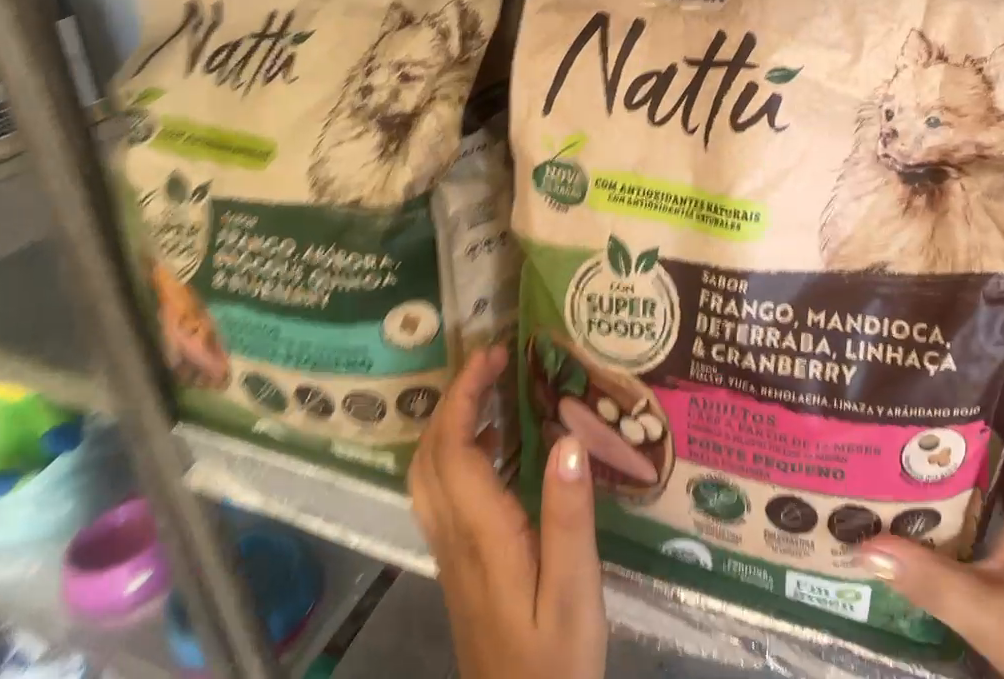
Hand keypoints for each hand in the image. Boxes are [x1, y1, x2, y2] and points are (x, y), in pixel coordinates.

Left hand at [410, 345, 607, 678]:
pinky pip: (441, 493)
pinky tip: (497, 451)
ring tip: (494, 394)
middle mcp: (453, 536)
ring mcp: (450, 552)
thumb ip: (569, 515)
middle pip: (429, 453)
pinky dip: (457, 454)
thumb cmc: (555, 657)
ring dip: (450, 423)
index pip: (454, 446)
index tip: (493, 354)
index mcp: (481, 534)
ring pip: (427, 473)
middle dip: (453, 398)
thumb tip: (568, 437)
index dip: (465, 393)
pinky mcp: (458, 565)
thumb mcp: (576, 589)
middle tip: (494, 364)